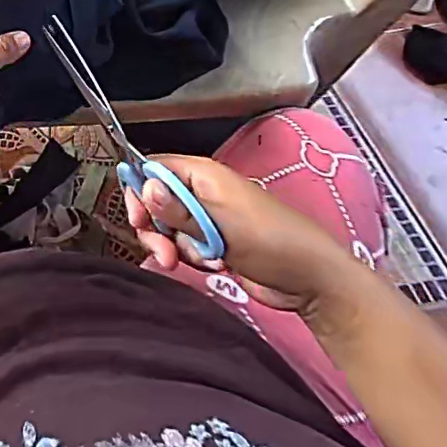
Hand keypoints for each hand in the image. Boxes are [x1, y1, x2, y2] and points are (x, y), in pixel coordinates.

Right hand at [126, 155, 370, 314]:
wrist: (307, 277)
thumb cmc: (271, 241)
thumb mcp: (221, 224)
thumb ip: (179, 208)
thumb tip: (145, 187)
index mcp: (202, 174)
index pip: (154, 169)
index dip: (140, 191)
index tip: (139, 219)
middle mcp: (201, 191)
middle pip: (156, 201)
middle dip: (155, 228)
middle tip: (165, 252)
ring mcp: (208, 217)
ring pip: (169, 227)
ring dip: (173, 247)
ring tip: (195, 262)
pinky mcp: (213, 242)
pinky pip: (185, 246)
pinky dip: (190, 257)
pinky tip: (211, 264)